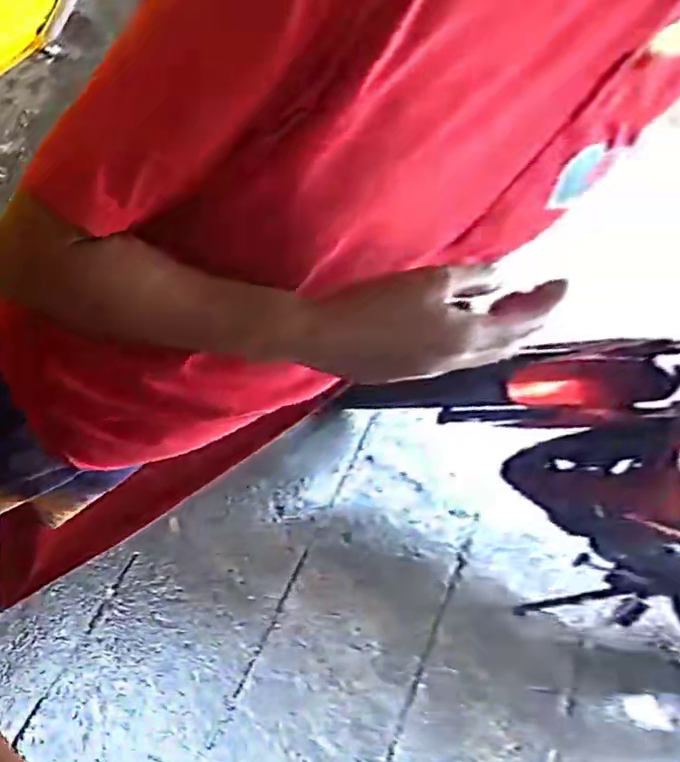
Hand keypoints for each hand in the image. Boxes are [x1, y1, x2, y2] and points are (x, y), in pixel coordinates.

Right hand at [284, 266, 567, 382]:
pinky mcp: (389, 375)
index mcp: (466, 337)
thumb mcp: (431, 279)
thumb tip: (496, 283)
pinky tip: (440, 332)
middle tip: (526, 299)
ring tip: (484, 316)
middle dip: (523, 322)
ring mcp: (417, 372)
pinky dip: (454, 346)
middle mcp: (449, 361)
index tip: (558, 280)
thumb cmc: (370, 303)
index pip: (528, 321)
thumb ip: (475, 279)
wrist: (309, 335)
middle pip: (503, 346)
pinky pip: (438, 362)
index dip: (549, 299)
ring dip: (486, 337)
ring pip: (470, 358)